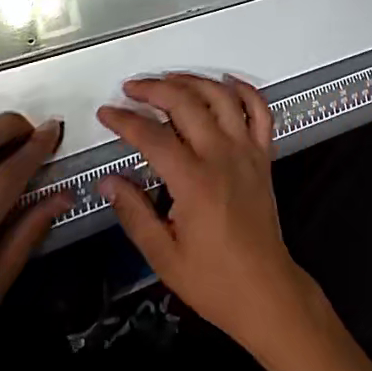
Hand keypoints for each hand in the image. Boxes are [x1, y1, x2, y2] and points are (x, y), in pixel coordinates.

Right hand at [98, 77, 371, 370]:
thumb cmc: (213, 280)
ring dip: (193, 81)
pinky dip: (244, 89)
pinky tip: (225, 81)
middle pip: (186, 104)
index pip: (153, 136)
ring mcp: (247, 151)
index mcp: (194, 181)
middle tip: (131, 88)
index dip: (125, 120)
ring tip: (168, 79)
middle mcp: (222, 156)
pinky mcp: (264, 155)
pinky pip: (259, 111)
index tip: (106, 112)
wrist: (265, 291)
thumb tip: (108, 181)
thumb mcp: (163, 255)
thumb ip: (133, 212)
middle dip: (154, 89)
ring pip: (221, 98)